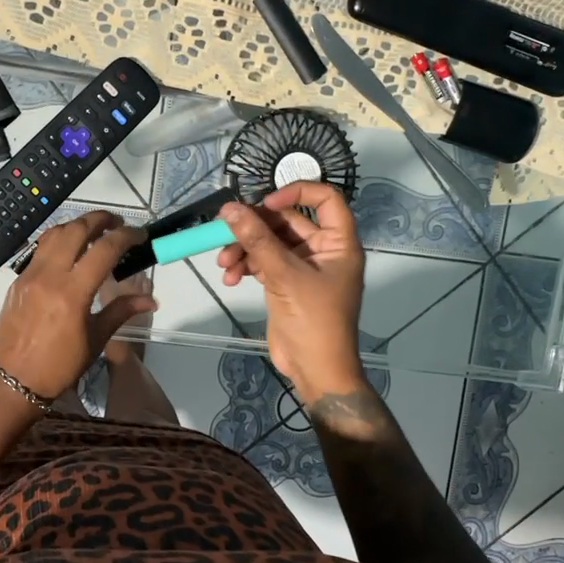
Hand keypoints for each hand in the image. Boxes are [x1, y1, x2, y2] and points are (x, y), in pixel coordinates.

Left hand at [0, 211, 157, 398]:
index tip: (140, 234)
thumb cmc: (60, 365)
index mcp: (72, 293)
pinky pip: (40, 249)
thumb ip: (121, 311)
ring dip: (77, 225)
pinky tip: (70, 251)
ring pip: (54, 234)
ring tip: (94, 232)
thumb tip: (151, 299)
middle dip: (100, 220)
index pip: (104, 250)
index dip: (126, 236)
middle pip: (76, 230)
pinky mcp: (18, 280)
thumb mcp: (96, 339)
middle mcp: (49, 276)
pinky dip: (59, 240)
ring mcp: (30, 275)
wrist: (15, 380)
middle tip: (117, 224)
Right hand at [215, 181, 366, 396]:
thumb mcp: (285, 276)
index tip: (267, 203)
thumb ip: (257, 240)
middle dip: (255, 228)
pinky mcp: (285, 284)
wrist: (315, 369)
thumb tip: (230, 210)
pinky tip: (230, 278)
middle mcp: (323, 251)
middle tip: (226, 231)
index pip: (325, 199)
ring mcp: (302, 268)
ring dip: (244, 249)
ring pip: (269, 243)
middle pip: (287, 222)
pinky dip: (246, 267)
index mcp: (339, 243)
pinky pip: (263, 263)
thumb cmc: (314, 320)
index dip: (297, 193)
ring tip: (224, 264)